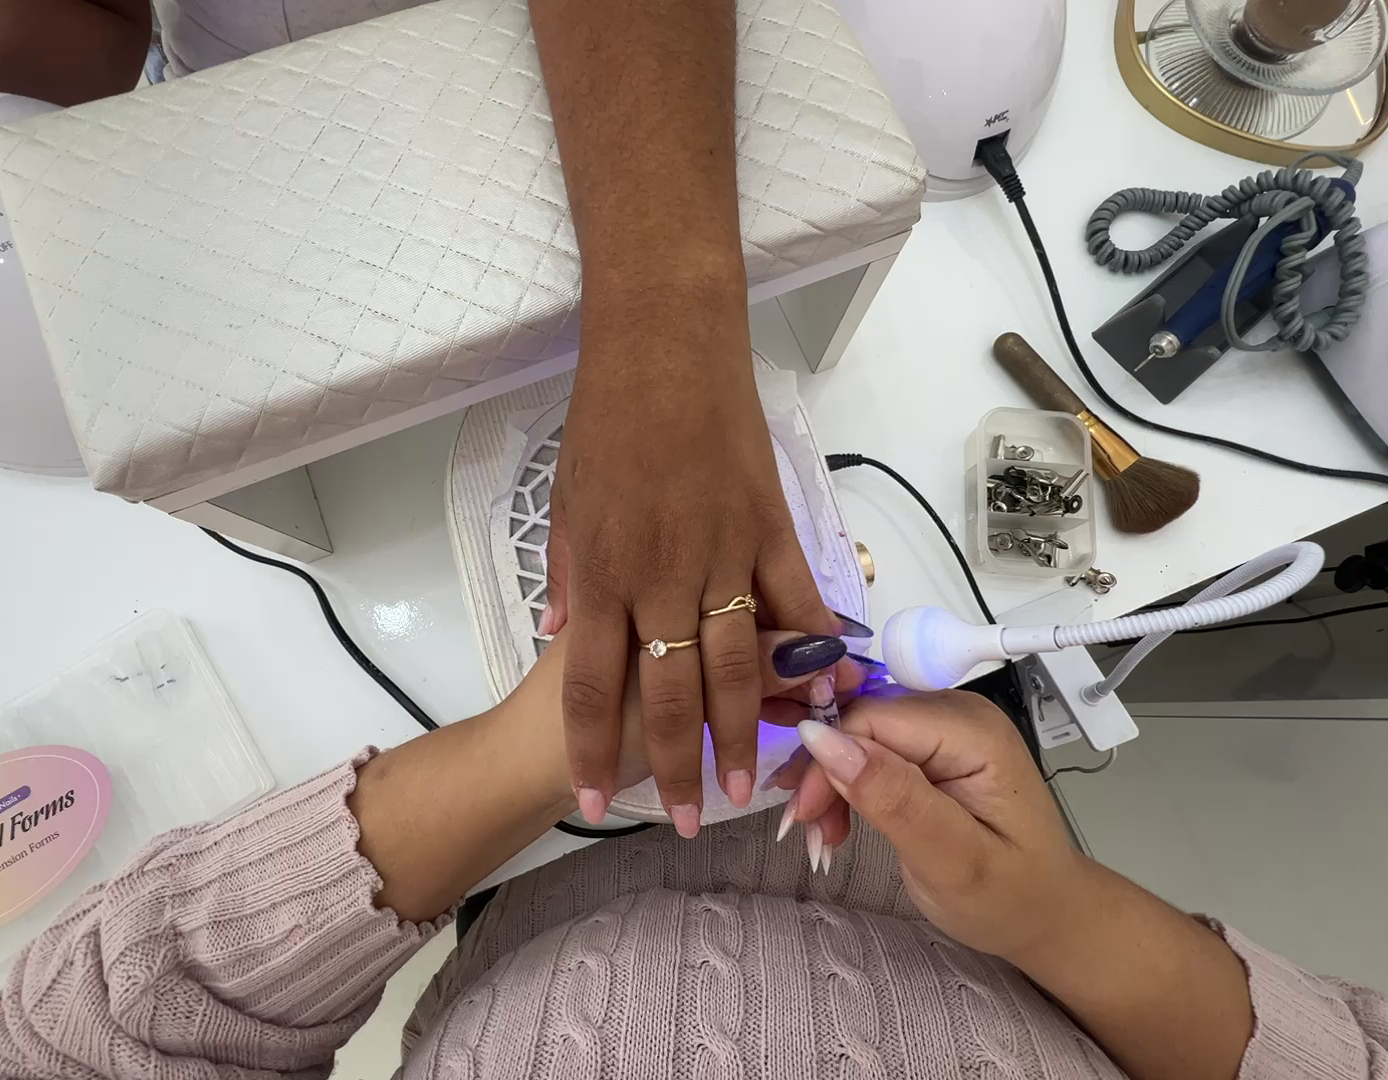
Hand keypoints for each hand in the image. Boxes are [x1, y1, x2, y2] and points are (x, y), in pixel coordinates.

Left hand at [543, 295, 839, 837]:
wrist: (665, 348)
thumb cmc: (605, 419)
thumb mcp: (565, 499)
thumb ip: (571, 575)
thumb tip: (563, 634)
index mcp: (604, 571)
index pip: (590, 683)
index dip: (592, 747)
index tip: (594, 799)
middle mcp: (663, 577)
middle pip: (669, 691)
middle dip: (677, 765)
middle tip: (689, 821)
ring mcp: (725, 555)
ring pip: (738, 664)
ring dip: (745, 730)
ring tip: (754, 787)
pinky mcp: (773, 529)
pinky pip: (797, 601)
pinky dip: (813, 649)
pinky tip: (823, 693)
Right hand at [785, 689, 1085, 959]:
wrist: (1046, 911)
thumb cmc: (1011, 898)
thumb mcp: (953, 861)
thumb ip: (893, 797)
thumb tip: (821, 738)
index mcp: (972, 730)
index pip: (869, 719)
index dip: (826, 763)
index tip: (804, 817)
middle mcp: (956, 710)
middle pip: (860, 724)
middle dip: (826, 777)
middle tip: (810, 835)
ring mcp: (943, 722)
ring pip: (857, 735)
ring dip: (832, 784)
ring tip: (825, 836)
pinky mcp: (929, 740)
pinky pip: (870, 747)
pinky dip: (848, 784)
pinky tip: (840, 820)